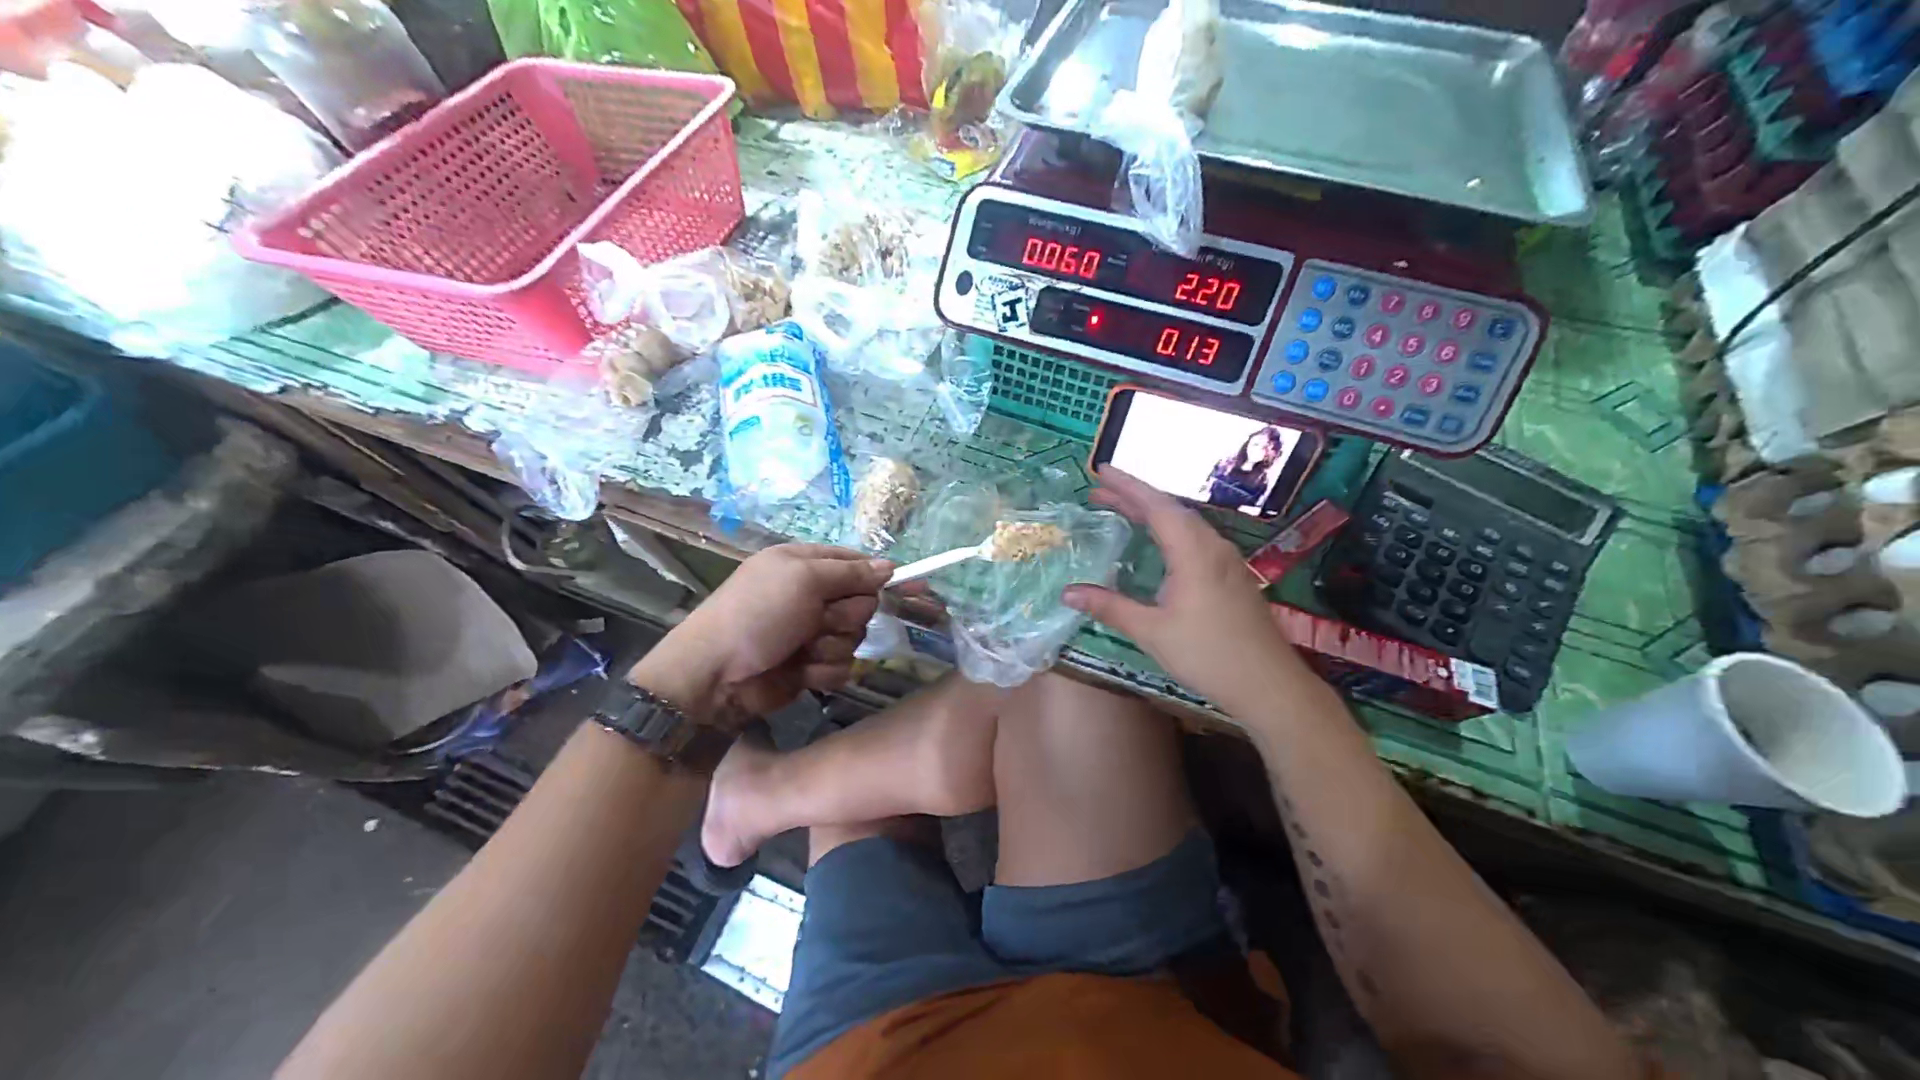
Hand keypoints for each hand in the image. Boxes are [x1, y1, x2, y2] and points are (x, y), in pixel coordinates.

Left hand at [628, 544, 890, 723]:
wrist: (717, 676)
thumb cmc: (757, 615)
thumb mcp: (803, 579)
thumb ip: (850, 572)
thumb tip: (890, 566)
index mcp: (805, 564)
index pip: (855, 562)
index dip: (877, 574)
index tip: (904, 585)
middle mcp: (811, 596)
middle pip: (862, 602)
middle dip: (845, 615)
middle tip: (818, 620)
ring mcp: (812, 633)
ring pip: (855, 637)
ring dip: (831, 646)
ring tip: (802, 649)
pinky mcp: (812, 666)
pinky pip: (842, 666)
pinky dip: (823, 670)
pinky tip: (802, 672)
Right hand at [1063, 466, 1306, 710]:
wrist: (1268, 684)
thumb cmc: (1208, 655)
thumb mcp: (1151, 632)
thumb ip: (1110, 606)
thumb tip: (1067, 592)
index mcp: (1193, 552)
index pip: (1156, 505)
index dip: (1127, 486)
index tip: (1101, 471)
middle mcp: (1212, 546)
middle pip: (1170, 510)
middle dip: (1134, 497)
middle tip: (1100, 492)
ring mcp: (1227, 560)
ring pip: (1186, 523)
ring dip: (1153, 513)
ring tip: (1123, 511)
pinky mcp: (1232, 575)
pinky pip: (1196, 538)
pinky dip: (1169, 530)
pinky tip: (1159, 544)